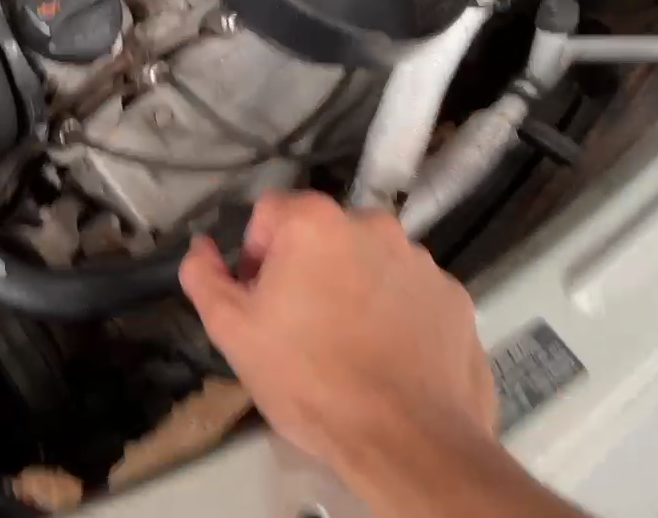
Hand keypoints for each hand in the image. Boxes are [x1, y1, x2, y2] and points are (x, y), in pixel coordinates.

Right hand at [178, 192, 497, 496]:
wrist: (408, 445)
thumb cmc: (308, 378)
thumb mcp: (230, 328)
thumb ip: (203, 274)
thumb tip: (201, 247)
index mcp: (314, 222)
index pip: (269, 212)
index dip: (256, 252)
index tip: (262, 296)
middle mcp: (372, 226)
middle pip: (321, 233)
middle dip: (305, 265)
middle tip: (298, 321)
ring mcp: (421, 262)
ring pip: (367, 259)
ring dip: (350, 284)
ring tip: (345, 342)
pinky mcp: (456, 300)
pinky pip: (408, 291)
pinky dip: (394, 310)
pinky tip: (385, 355)